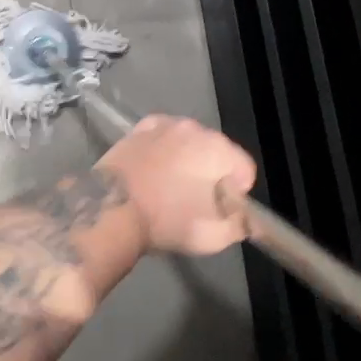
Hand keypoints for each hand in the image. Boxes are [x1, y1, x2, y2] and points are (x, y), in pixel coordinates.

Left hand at [95, 115, 255, 254]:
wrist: (114, 208)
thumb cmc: (169, 221)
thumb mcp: (216, 236)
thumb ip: (239, 223)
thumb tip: (239, 215)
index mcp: (218, 149)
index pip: (245, 168)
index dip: (238, 192)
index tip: (221, 209)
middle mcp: (194, 128)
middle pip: (217, 152)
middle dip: (213, 173)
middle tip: (196, 201)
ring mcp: (164, 124)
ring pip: (190, 143)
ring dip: (188, 160)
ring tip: (172, 187)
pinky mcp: (140, 127)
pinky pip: (164, 138)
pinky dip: (164, 150)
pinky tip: (155, 170)